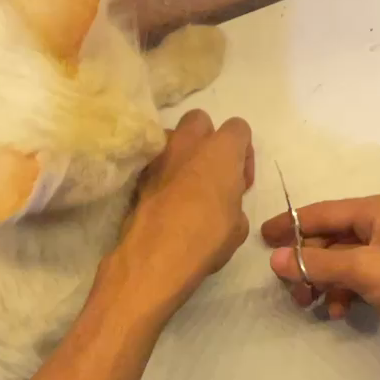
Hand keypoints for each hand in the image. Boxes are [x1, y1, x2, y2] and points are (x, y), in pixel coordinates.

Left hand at [100, 110, 254, 321]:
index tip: (241, 183)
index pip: (239, 129)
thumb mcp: (238, 227)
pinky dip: (161, 176)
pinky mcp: (137, 176)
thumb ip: (234, 204)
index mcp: (221, 149)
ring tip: (185, 188)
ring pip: (172, 139)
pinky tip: (166, 203)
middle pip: (200, 122)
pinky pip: (153, 164)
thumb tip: (224, 206)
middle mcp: (187, 142)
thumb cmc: (207, 238)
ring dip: (181, 156)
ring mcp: (158, 157)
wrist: (157, 257)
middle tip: (212, 176)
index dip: (243, 154)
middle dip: (207, 142)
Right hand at [262, 193, 379, 371]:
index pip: (325, 212)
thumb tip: (278, 259)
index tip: (263, 239)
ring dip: (322, 283)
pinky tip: (340, 312)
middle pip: (331, 239)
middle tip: (292, 289)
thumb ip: (318, 262)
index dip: (292, 225)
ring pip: (341, 264)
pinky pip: (355, 282)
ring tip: (312, 305)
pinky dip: (342, 295)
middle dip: (308, 263)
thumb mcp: (364, 267)